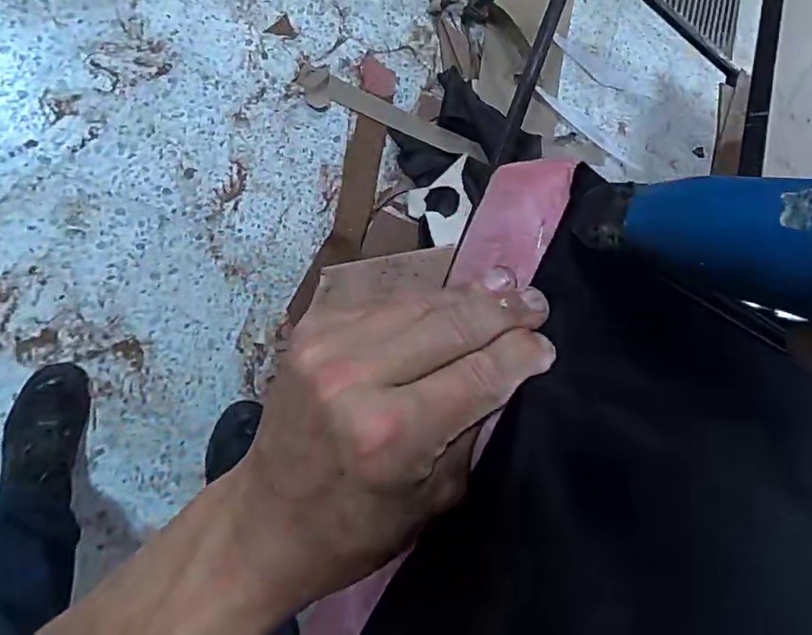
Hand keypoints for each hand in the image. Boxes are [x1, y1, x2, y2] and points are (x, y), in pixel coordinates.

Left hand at [225, 278, 555, 609]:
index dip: (521, 352)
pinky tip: (456, 297)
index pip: (479, 372)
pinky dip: (430, 299)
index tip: (546, 344)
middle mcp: (356, 377)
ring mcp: (328, 343)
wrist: (265, 518)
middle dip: (504, 312)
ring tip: (506, 287)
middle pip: (454, 325)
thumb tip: (513, 364)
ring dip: (472, 295)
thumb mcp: (436, 496)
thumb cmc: (358, 525)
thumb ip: (475, 425)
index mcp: (389, 433)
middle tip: (537, 303)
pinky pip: (391, 300)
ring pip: (424, 301)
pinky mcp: (314, 324)